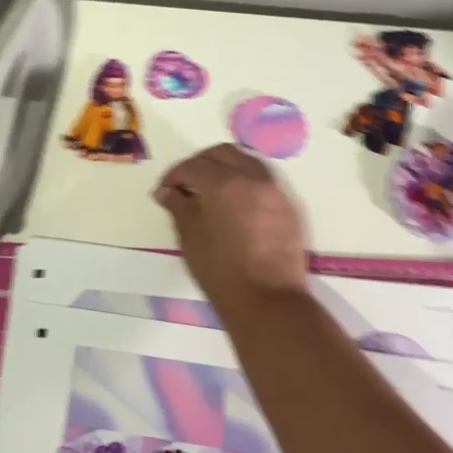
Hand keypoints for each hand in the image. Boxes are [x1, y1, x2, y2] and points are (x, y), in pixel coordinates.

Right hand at [152, 144, 309, 305]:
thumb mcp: (190, 237)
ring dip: (226, 167)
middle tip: (186, 183)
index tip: (164, 192)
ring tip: (211, 190)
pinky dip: (245, 181)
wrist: (267, 298)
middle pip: (223, 153)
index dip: (174, 176)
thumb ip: (178, 207)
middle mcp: (252, 178)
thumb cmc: (220, 269)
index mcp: (224, 183)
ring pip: (247, 162)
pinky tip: (235, 204)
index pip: (193, 166)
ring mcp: (274, 190)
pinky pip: (263, 180)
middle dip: (200, 163)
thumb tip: (166, 192)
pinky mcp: (287, 206)